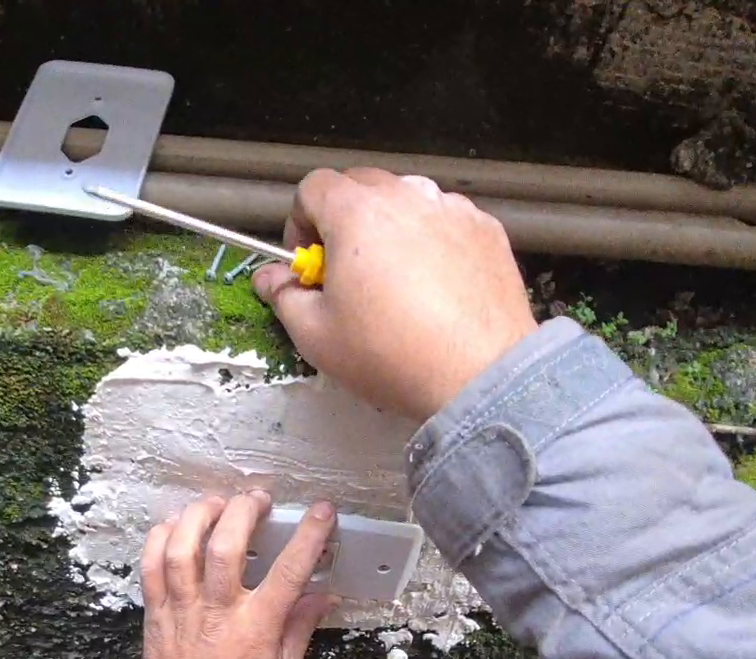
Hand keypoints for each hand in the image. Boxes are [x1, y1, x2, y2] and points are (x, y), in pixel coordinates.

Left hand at [141, 492, 340, 658]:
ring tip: (215, 503)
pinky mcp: (155, 611)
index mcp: (255, 628)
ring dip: (198, 516)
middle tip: (257, 500)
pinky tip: (176, 525)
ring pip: (182, 549)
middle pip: (226, 547)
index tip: (321, 511)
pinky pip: (150, 565)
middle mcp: (216, 611)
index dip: (308, 536)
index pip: (288, 572)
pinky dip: (160, 538)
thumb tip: (323, 594)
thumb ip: (300, 627)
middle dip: (243, 511)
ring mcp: (181, 609)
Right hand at [252, 168, 537, 420]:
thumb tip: (270, 278)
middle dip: (341, 222)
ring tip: (390, 283)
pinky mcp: (485, 230)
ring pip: (404, 200)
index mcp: (356, 214)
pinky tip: (430, 288)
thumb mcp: (316, 336)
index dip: (299, 223)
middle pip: (359, 186)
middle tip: (343, 274)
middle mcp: (407, 197)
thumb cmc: (392, 355)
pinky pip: (443, 221)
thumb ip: (284, 296)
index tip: (305, 261)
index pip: (313, 187)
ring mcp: (451, 210)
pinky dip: (429, 242)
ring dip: (386, 229)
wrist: (477, 375)